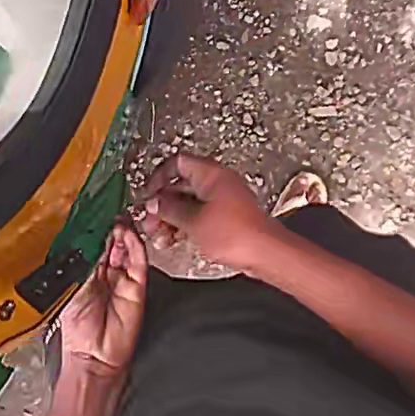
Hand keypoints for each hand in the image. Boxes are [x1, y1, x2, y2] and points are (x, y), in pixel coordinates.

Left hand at [56, 222, 147, 381]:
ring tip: (119, 219)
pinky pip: (139, 263)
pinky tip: (129, 235)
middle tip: (112, 210)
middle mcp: (107, 275)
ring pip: (128, 250)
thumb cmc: (77, 330)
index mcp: (89, 274)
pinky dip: (135, 247)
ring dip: (124, 233)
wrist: (91, 356)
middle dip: (112, 227)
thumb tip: (88, 239)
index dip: (98, 230)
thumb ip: (84, 264)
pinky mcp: (137, 288)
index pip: (96, 245)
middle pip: (114, 244)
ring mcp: (124, 280)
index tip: (98, 212)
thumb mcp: (73, 287)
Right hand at [134, 152, 277, 270]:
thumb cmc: (236, 233)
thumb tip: (154, 204)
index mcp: (210, 174)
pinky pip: (199, 215)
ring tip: (160, 235)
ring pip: (189, 202)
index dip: (159, 176)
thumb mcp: (193, 221)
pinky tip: (174, 239)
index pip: (177, 162)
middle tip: (150, 221)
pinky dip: (185, 224)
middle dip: (163, 204)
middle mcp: (217, 182)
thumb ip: (169, 209)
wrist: (265, 253)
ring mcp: (223, 199)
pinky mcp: (226, 217)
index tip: (149, 194)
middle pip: (181, 185)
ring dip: (172, 217)